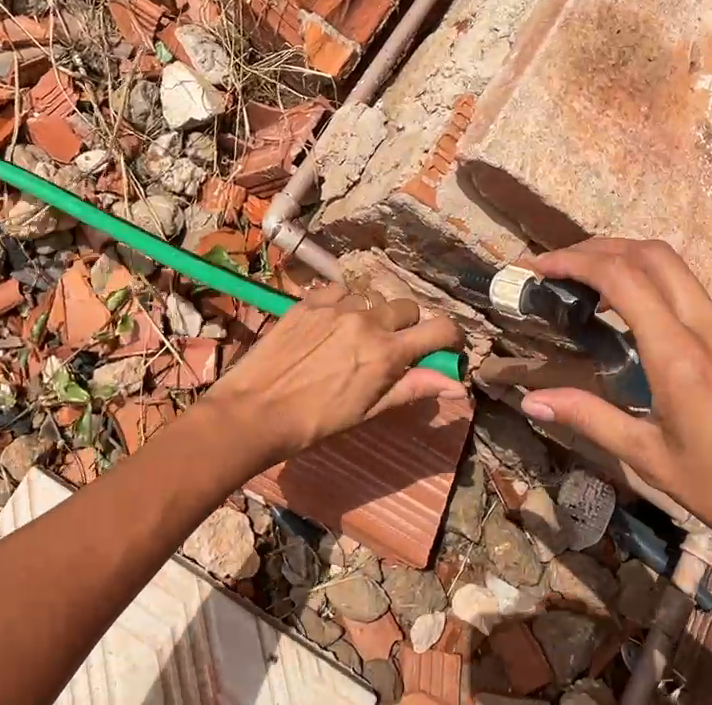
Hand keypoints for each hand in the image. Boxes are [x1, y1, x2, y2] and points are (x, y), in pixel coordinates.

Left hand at [203, 281, 465, 466]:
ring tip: (353, 337)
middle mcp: (367, 321)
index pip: (439, 328)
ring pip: (372, 298)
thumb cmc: (316, 421)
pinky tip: (329, 324)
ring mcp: (336, 306)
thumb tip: (455, 383)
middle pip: (407, 308)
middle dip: (407, 325)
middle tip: (391, 347)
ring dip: (372, 313)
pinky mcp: (309, 301)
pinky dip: (343, 303)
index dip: (450, 336)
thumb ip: (411, 388)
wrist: (256, 409)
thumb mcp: (368, 410)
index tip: (445, 345)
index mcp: (387, 352)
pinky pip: (340, 291)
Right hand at [518, 238, 711, 601]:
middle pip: (653, 254)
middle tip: (559, 268)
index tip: (538, 266)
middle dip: (599, 247)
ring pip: (678, 271)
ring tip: (588, 290)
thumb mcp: (655, 463)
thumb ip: (591, 419)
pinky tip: (636, 325)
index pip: (623, 278)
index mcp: (682, 358)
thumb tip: (532, 400)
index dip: (574, 260)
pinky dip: (655, 290)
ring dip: (628, 264)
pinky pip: (695, 299)